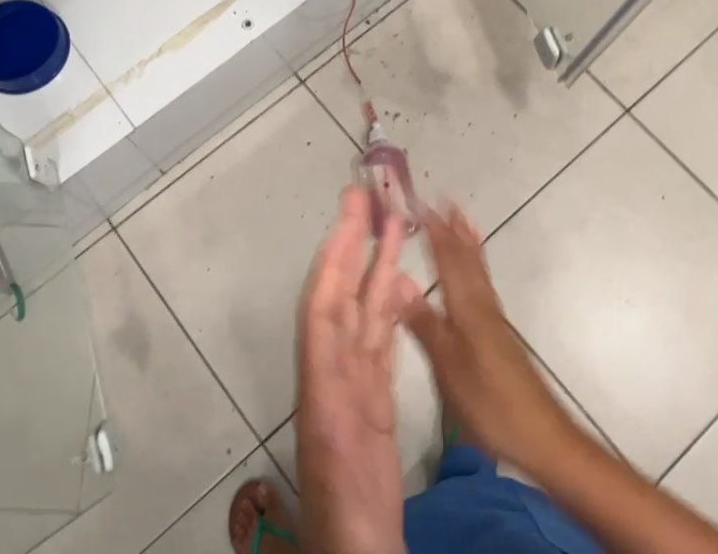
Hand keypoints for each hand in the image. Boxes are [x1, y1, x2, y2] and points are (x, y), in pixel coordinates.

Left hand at [296, 185, 421, 553]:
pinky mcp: (372, 404)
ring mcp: (352, 388)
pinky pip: (377, 344)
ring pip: (364, 315)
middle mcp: (332, 375)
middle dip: (353, 246)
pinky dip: (386, 310)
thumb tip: (337, 363)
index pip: (325, 304)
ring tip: (394, 227)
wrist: (354, 552)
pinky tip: (396, 287)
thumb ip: (337, 408)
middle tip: (367, 198)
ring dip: (376, 270)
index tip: (349, 214)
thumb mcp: (339, 457)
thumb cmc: (350, 510)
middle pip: (343, 298)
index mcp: (321, 383)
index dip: (336, 256)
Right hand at [402, 205, 579, 474]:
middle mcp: (483, 308)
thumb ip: (424, 324)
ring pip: (478, 273)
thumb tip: (398, 280)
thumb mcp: (449, 366)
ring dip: (467, 245)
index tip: (421, 204)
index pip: (449, 261)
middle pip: (468, 261)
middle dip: (454, 231)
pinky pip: (483, 288)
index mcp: (468, 310)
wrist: (542, 436)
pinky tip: (473, 276)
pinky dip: (476, 269)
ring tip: (461, 222)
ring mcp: (494, 323)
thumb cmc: (491, 402)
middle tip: (443, 201)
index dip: (435, 233)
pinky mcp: (499, 338)